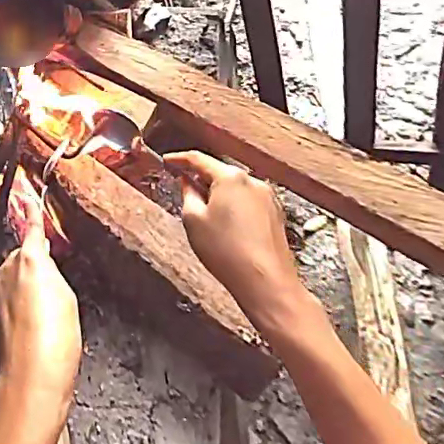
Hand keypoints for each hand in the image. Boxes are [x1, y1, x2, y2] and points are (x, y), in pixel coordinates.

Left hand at [0, 191, 80, 403]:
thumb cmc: (54, 342)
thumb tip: (45, 266)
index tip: (28, 197)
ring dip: (28, 286)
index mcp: (29, 258)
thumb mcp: (67, 297)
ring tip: (48, 315)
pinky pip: (9, 294)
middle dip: (36, 264)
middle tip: (56, 291)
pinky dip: (21, 302)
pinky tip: (36, 324)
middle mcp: (7, 269)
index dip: (31, 210)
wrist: (32, 381)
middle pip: (23, 253)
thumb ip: (53, 271)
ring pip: (15, 275)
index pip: (31, 226)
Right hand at [165, 151, 313, 335]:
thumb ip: (187, 193)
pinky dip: (233, 207)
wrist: (267, 285)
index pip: (198, 159)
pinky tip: (224, 226)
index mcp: (230, 178)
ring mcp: (267, 199)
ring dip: (217, 194)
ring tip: (203, 214)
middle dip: (199, 178)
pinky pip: (247, 201)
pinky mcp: (275, 215)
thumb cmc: (228, 253)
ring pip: (233, 188)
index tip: (168, 160)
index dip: (179, 158)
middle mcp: (252, 182)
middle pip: (219, 172)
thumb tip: (187, 182)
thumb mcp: (193, 220)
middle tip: (182, 186)